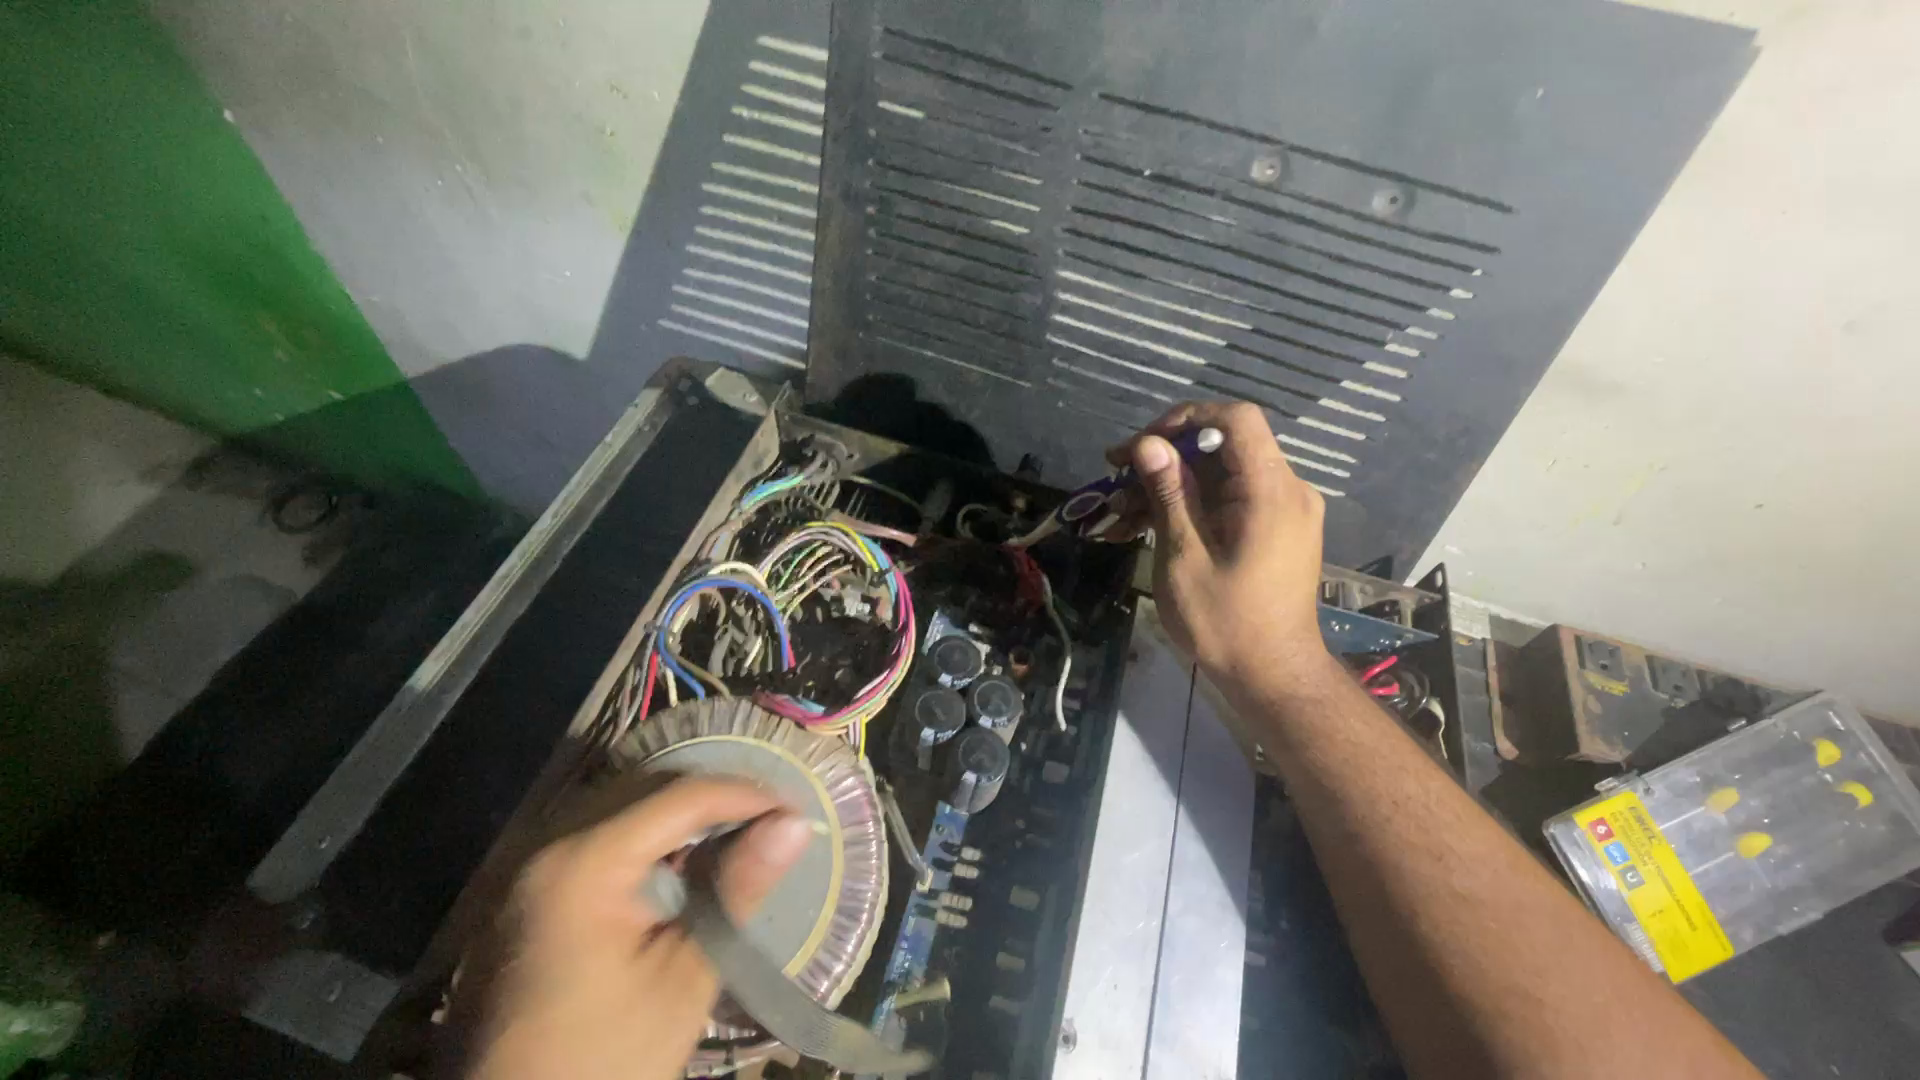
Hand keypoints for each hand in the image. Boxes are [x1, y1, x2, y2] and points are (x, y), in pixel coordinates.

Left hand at [459, 777, 812, 1079]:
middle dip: (719, 800)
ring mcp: (536, 867)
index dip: (747, 796)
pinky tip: (686, 865)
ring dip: (688, 817)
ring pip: (629, 809)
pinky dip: (654, 840)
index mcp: (586, 861)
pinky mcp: (534, 891)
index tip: (798, 813)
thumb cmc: (605, 1057)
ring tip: (742, 837)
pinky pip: (606, 837)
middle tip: (774, 824)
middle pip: (652, 790)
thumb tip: (796, 823)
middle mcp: (553, 845)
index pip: (682, 797)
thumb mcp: (684, 977)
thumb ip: (737, 888)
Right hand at [1105, 403, 1329, 688]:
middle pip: (1224, 445)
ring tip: (1120, 511)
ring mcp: (1283, 509)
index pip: (1236, 420)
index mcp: (1271, 492)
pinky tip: (1146, 524)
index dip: (1185, 419)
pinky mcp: (1273, 528)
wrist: (1272, 676)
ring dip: (1170, 484)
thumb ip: (1169, 494)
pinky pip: (1229, 498)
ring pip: (1221, 473)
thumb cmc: (1227, 623)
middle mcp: (1286, 490)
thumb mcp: (1185, 557)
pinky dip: (1190, 505)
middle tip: (1116, 476)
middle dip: (1166, 456)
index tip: (1142, 444)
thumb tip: (1148, 444)